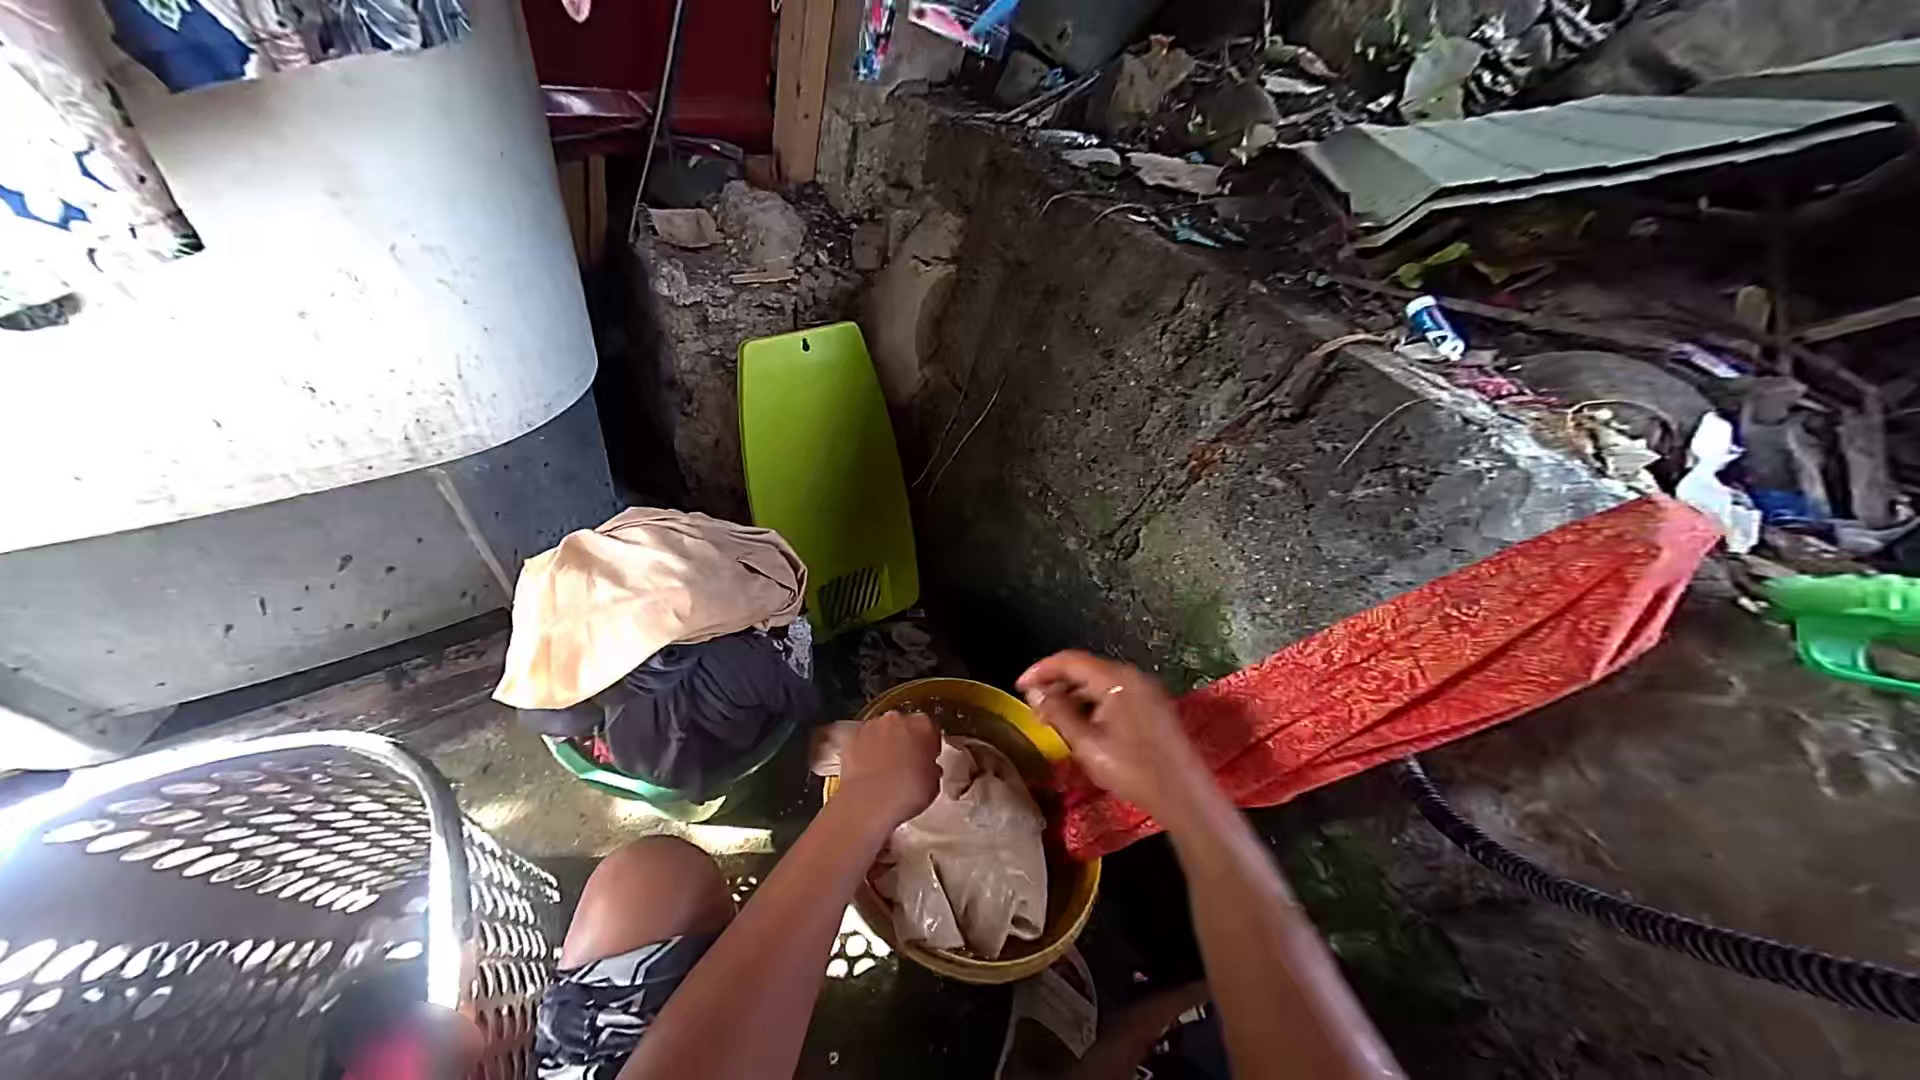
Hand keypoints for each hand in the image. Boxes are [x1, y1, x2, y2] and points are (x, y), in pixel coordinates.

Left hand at [836, 710, 941, 825]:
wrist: (870, 803)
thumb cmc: (905, 794)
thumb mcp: (933, 785)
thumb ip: (932, 768)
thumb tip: (928, 769)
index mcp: (923, 726)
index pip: (930, 728)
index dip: (929, 744)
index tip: (927, 756)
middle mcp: (897, 720)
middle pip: (905, 725)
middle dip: (906, 740)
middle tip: (906, 764)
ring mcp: (872, 726)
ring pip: (882, 730)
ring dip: (884, 743)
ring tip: (884, 769)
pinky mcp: (852, 736)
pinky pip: (861, 739)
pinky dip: (863, 749)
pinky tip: (866, 768)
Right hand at [1016, 650, 1217, 820]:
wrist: (1185, 797)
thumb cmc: (1134, 771)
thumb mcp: (1087, 744)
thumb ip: (1058, 713)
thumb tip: (1035, 693)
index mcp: (1116, 680)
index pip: (1070, 660)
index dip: (1041, 669)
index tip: (1020, 686)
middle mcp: (1133, 677)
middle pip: (1085, 668)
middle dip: (1056, 683)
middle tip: (1034, 703)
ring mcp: (1146, 690)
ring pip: (1100, 682)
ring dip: (1073, 694)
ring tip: (1052, 716)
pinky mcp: (1153, 706)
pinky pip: (1114, 693)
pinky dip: (1092, 702)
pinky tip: (1081, 724)